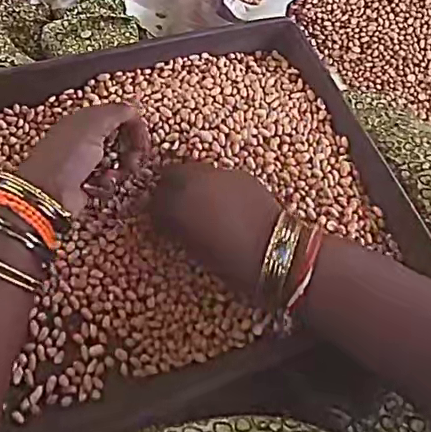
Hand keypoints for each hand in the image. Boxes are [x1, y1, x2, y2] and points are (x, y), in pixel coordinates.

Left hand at [14, 104, 149, 217]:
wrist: (46, 194)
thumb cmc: (67, 156)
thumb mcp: (93, 125)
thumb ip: (116, 112)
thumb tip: (134, 108)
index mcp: (86, 119)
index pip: (120, 116)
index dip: (135, 127)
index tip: (144, 141)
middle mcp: (87, 138)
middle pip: (122, 139)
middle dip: (131, 150)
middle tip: (133, 160)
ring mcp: (88, 161)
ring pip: (119, 161)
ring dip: (120, 169)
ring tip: (111, 175)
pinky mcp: (89, 183)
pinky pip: (110, 180)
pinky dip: (107, 184)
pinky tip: (99, 185)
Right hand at [150, 164, 281, 296]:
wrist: (277, 251)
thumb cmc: (231, 262)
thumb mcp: (195, 250)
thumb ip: (176, 229)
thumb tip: (166, 222)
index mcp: (178, 202)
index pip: (153, 201)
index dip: (154, 212)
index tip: (158, 222)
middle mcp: (194, 180)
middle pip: (170, 174)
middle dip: (168, 188)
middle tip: (172, 207)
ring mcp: (218, 173)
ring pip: (194, 170)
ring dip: (189, 183)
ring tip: (196, 203)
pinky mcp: (239, 174)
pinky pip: (216, 175)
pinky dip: (211, 185)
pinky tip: (219, 202)